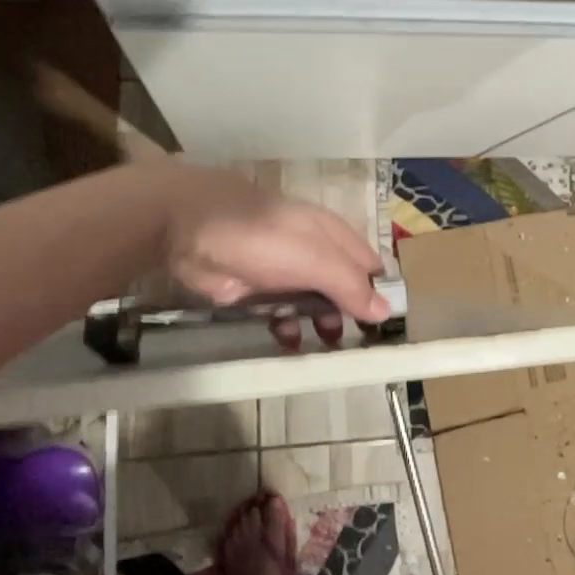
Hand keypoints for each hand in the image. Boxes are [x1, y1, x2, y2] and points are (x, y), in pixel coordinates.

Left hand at [142, 164, 390, 347]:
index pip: (367, 264)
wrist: (187, 229)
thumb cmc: (260, 236)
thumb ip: (349, 285)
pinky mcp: (253, 291)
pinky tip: (288, 342)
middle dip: (350, 314)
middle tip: (356, 345)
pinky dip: (287, 328)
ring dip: (320, 324)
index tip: (388, 327)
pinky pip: (279, 313)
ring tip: (324, 346)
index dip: (379, 292)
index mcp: (330, 234)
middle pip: (341, 287)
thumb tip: (386, 311)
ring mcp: (281, 271)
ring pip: (311, 303)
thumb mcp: (313, 258)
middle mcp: (310, 251)